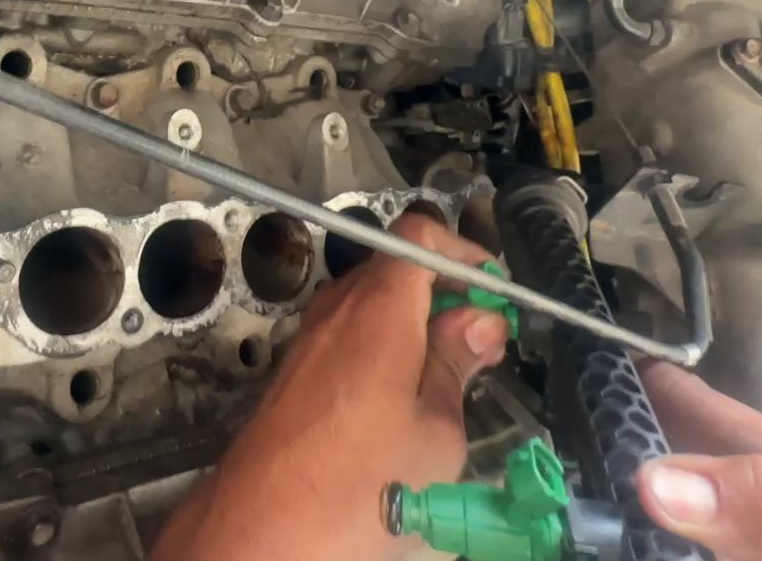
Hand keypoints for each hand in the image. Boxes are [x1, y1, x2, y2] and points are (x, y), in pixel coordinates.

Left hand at [151, 215, 508, 560]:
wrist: (266, 525)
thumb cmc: (364, 484)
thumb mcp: (435, 431)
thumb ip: (456, 364)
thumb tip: (481, 320)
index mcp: (380, 306)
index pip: (418, 236)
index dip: (462, 252)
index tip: (496, 290)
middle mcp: (339, 305)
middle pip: (397, 266)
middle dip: (446, 291)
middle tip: (485, 342)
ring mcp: (313, 331)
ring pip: (373, 300)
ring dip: (416, 320)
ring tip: (451, 375)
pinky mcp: (298, 362)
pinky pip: (350, 330)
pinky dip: (385, 343)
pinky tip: (405, 395)